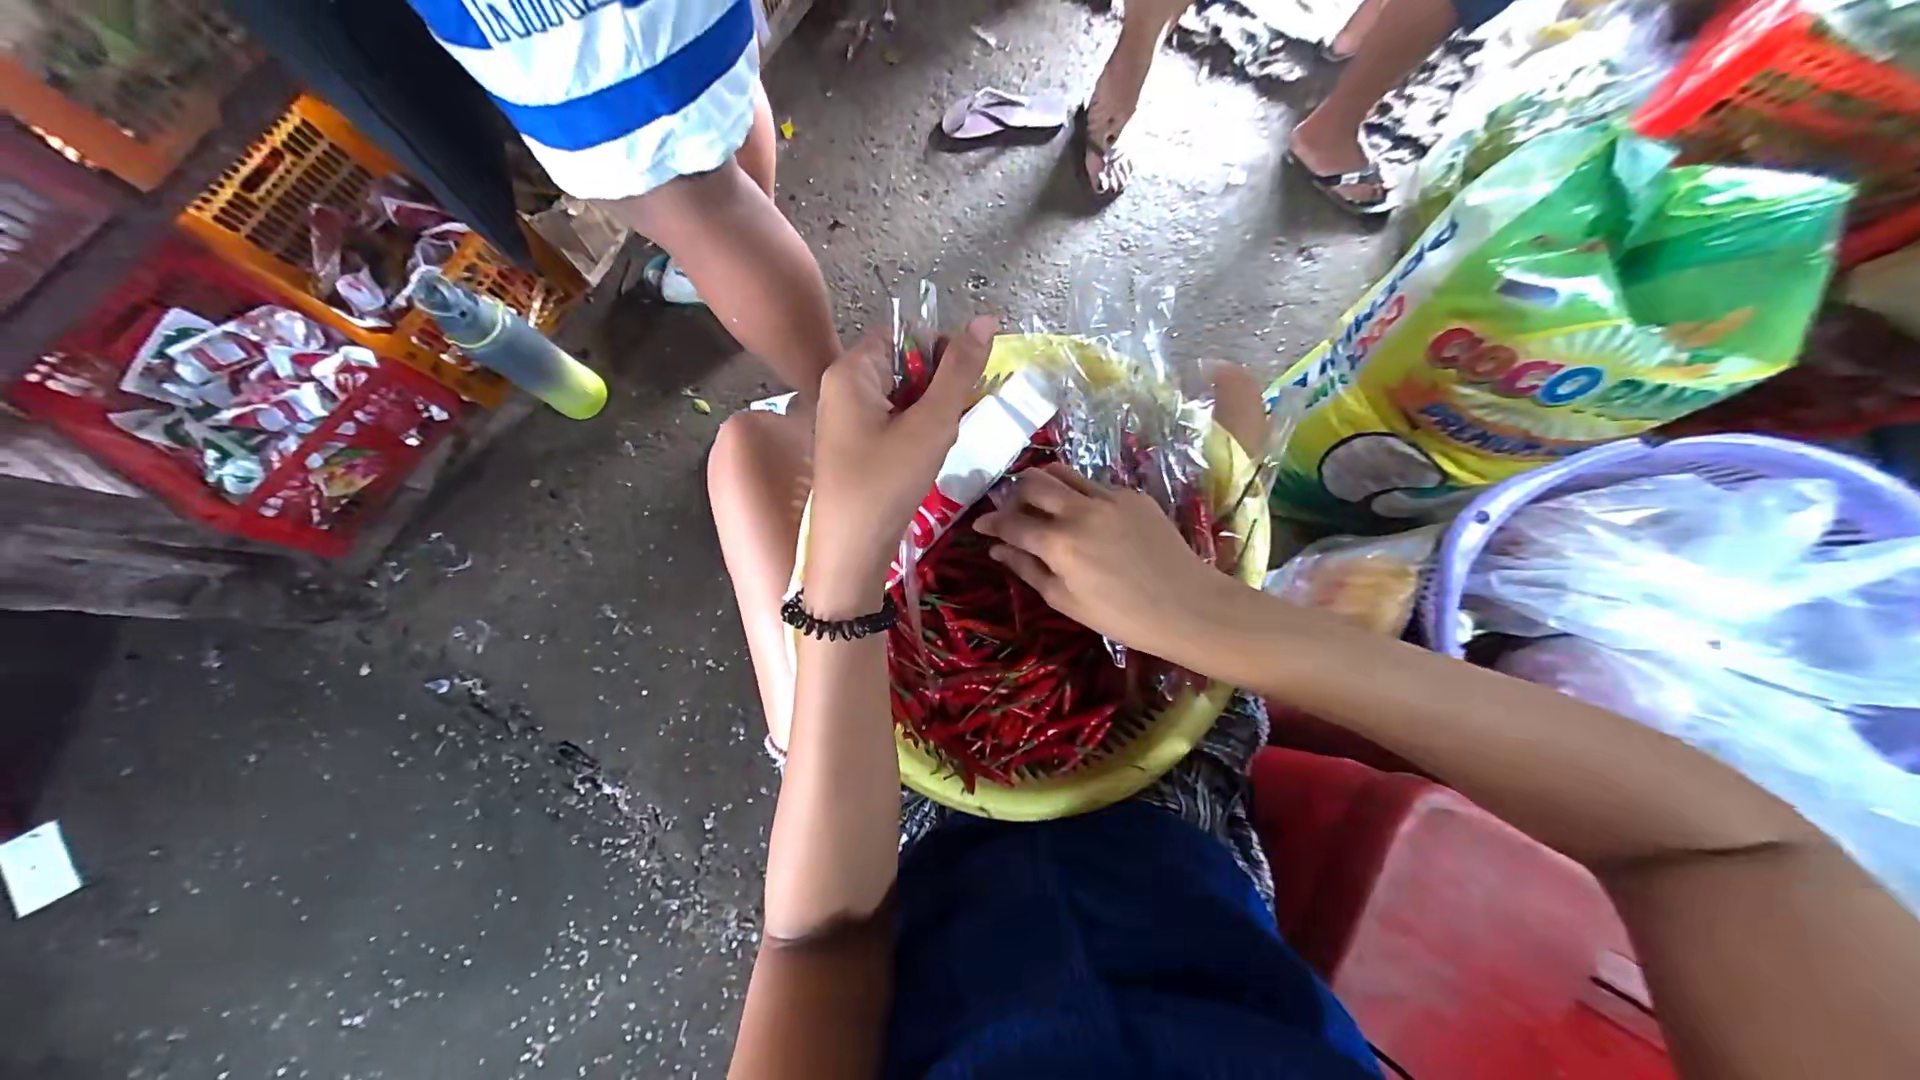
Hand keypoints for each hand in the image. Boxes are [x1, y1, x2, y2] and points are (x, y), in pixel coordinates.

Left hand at [804, 315, 996, 615]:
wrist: (852, 550)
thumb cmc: (887, 482)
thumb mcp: (931, 424)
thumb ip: (959, 371)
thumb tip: (986, 320)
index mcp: (850, 371)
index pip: (902, 335)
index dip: (938, 350)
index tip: (963, 383)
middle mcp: (841, 388)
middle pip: (902, 366)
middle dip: (935, 391)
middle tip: (947, 424)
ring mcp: (845, 420)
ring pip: (901, 399)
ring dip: (928, 416)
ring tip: (935, 445)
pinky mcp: (853, 447)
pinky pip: (891, 424)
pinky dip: (914, 435)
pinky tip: (923, 459)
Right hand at [974, 464, 1232, 661]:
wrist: (1186, 605)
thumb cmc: (1121, 615)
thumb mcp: (1064, 600)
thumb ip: (1027, 568)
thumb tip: (997, 548)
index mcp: (1059, 543)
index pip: (1011, 522)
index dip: (990, 523)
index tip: (981, 525)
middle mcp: (1079, 510)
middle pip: (1032, 481)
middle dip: (1014, 494)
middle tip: (1014, 512)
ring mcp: (1109, 497)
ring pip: (1062, 473)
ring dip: (1044, 484)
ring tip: (1043, 504)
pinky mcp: (1133, 494)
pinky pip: (1094, 485)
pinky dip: (1079, 496)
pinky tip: (1087, 520)